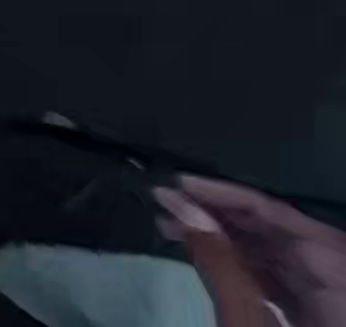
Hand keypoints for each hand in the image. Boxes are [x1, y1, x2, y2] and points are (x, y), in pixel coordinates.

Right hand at [157, 176, 345, 326]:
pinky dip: (249, 261)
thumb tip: (177, 202)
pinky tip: (205, 251)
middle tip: (166, 201)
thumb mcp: (247, 324)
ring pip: (296, 260)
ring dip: (234, 236)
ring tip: (173, 223)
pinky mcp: (331, 325)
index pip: (299, 227)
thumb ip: (218, 261)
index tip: (176, 182)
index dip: (238, 198)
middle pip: (301, 241)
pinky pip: (297, 282)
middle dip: (231, 216)